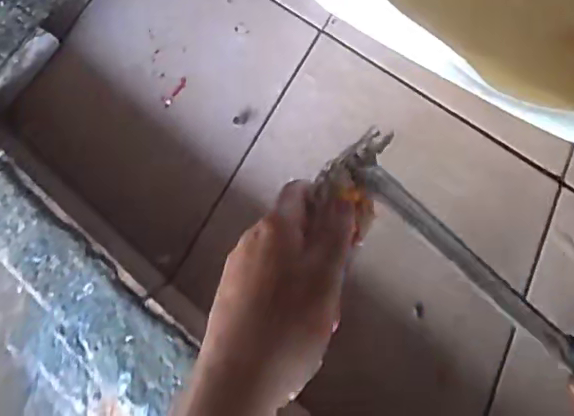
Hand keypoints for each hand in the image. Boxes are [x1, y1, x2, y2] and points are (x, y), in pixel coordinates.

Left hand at [173, 180, 360, 415]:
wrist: (235, 383)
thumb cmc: (288, 325)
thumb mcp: (326, 276)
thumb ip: (337, 232)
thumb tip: (342, 198)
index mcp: (275, 225)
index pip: (300, 189)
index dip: (325, 199)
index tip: (344, 227)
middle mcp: (251, 237)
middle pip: (292, 226)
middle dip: (318, 246)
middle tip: (336, 283)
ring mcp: (236, 267)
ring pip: (280, 257)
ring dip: (304, 274)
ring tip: (318, 314)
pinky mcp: (229, 296)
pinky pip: (264, 280)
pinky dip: (283, 293)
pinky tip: (291, 328)